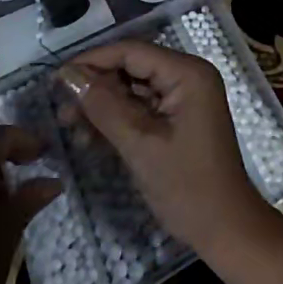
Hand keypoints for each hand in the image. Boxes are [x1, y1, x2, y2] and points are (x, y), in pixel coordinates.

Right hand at [57, 41, 265, 252]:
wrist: (226, 231)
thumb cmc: (188, 187)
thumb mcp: (139, 144)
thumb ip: (102, 105)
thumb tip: (66, 75)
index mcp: (187, 74)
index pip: (130, 51)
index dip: (91, 61)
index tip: (56, 80)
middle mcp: (186, 77)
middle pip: (129, 68)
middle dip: (94, 87)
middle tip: (61, 110)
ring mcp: (182, 98)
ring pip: (130, 89)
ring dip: (100, 106)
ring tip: (69, 126)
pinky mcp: (176, 119)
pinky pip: (138, 108)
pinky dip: (114, 120)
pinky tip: (88, 138)